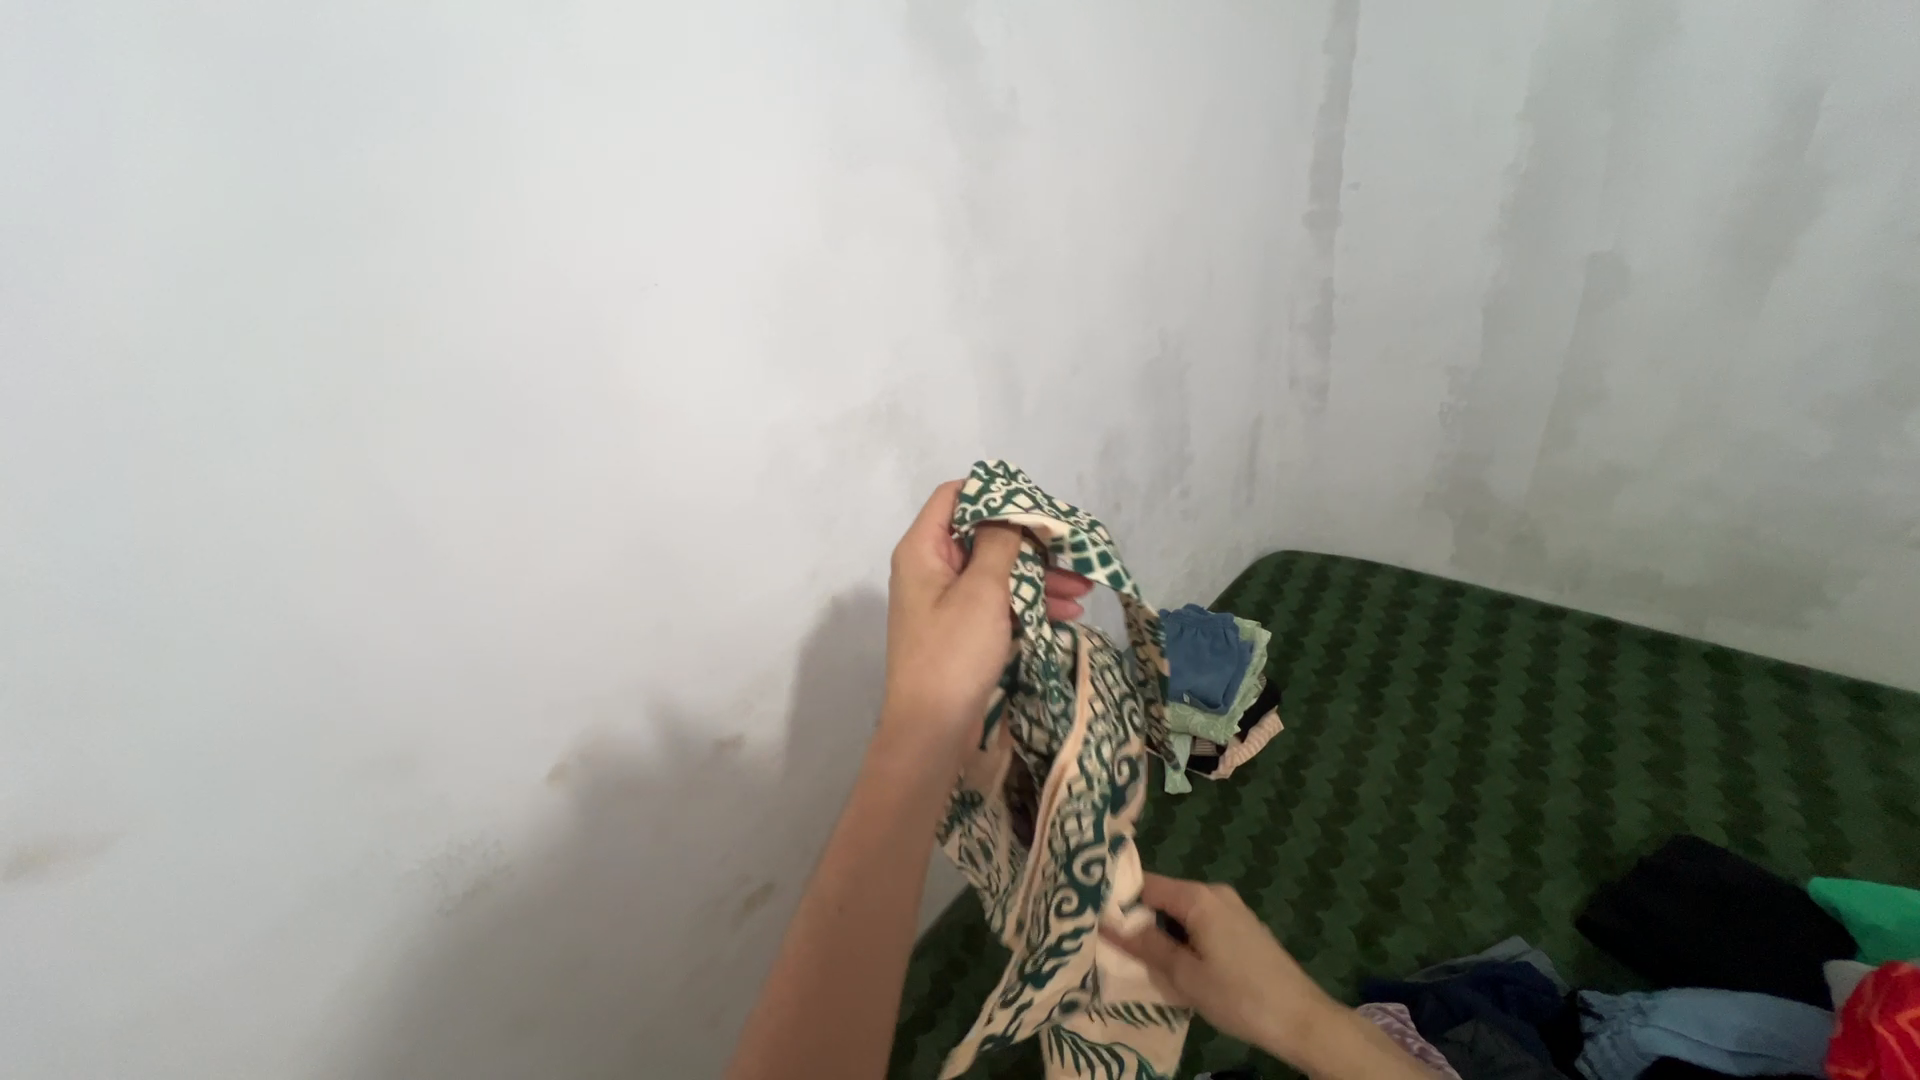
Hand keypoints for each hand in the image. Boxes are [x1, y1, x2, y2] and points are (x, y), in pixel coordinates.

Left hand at [881, 480, 1093, 752]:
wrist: (931, 731)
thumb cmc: (953, 652)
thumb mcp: (983, 591)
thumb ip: (999, 543)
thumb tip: (1009, 513)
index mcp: (923, 549)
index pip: (954, 496)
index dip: (994, 493)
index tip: (1036, 507)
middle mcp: (930, 568)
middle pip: (981, 535)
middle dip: (1030, 543)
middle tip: (1072, 551)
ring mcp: (945, 601)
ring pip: (995, 572)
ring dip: (1037, 577)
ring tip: (1083, 590)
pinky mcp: (960, 629)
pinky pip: (995, 602)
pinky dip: (1027, 603)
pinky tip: (1066, 612)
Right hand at [1109, 874, 1341, 1061]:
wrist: (1304, 1020)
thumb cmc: (1239, 996)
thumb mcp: (1185, 975)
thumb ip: (1146, 946)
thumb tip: (1108, 923)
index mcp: (1197, 896)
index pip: (1145, 884)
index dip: (1119, 900)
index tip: (1097, 919)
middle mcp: (1214, 892)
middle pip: (1164, 896)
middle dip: (1141, 919)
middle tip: (1118, 946)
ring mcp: (1232, 909)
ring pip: (1183, 912)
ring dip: (1164, 932)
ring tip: (1146, 960)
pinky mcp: (1244, 928)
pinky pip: (1202, 923)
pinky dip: (1186, 938)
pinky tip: (1182, 966)